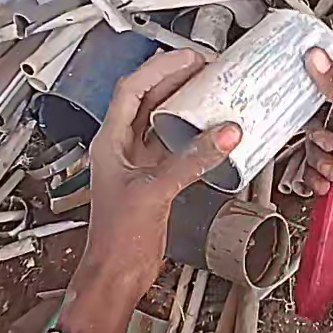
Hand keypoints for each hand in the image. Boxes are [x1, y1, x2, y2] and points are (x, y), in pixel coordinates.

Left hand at [67, 50, 239, 332]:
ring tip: (210, 90)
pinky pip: (175, 147)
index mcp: (110, 141)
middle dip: (174, 80)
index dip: (159, 69)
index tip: (187, 58)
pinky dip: (192, 136)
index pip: (131, 89)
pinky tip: (210, 132)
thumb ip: (190, 161)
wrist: (118, 273)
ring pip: (162, 121)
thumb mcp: (154, 190)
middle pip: (147, 100)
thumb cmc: (117, 238)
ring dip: (184, 105)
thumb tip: (222, 134)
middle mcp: (122, 147)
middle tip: (205, 68)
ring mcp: (138, 163)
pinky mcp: (154, 180)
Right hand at [302, 46, 332, 248]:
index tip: (314, 95)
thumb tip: (320, 60)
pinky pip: (310, 169)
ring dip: (320, 160)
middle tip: (331, 143)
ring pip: (313, 146)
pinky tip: (332, 183)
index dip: (326, 88)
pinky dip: (317, 178)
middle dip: (321, 136)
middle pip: (319, 117)